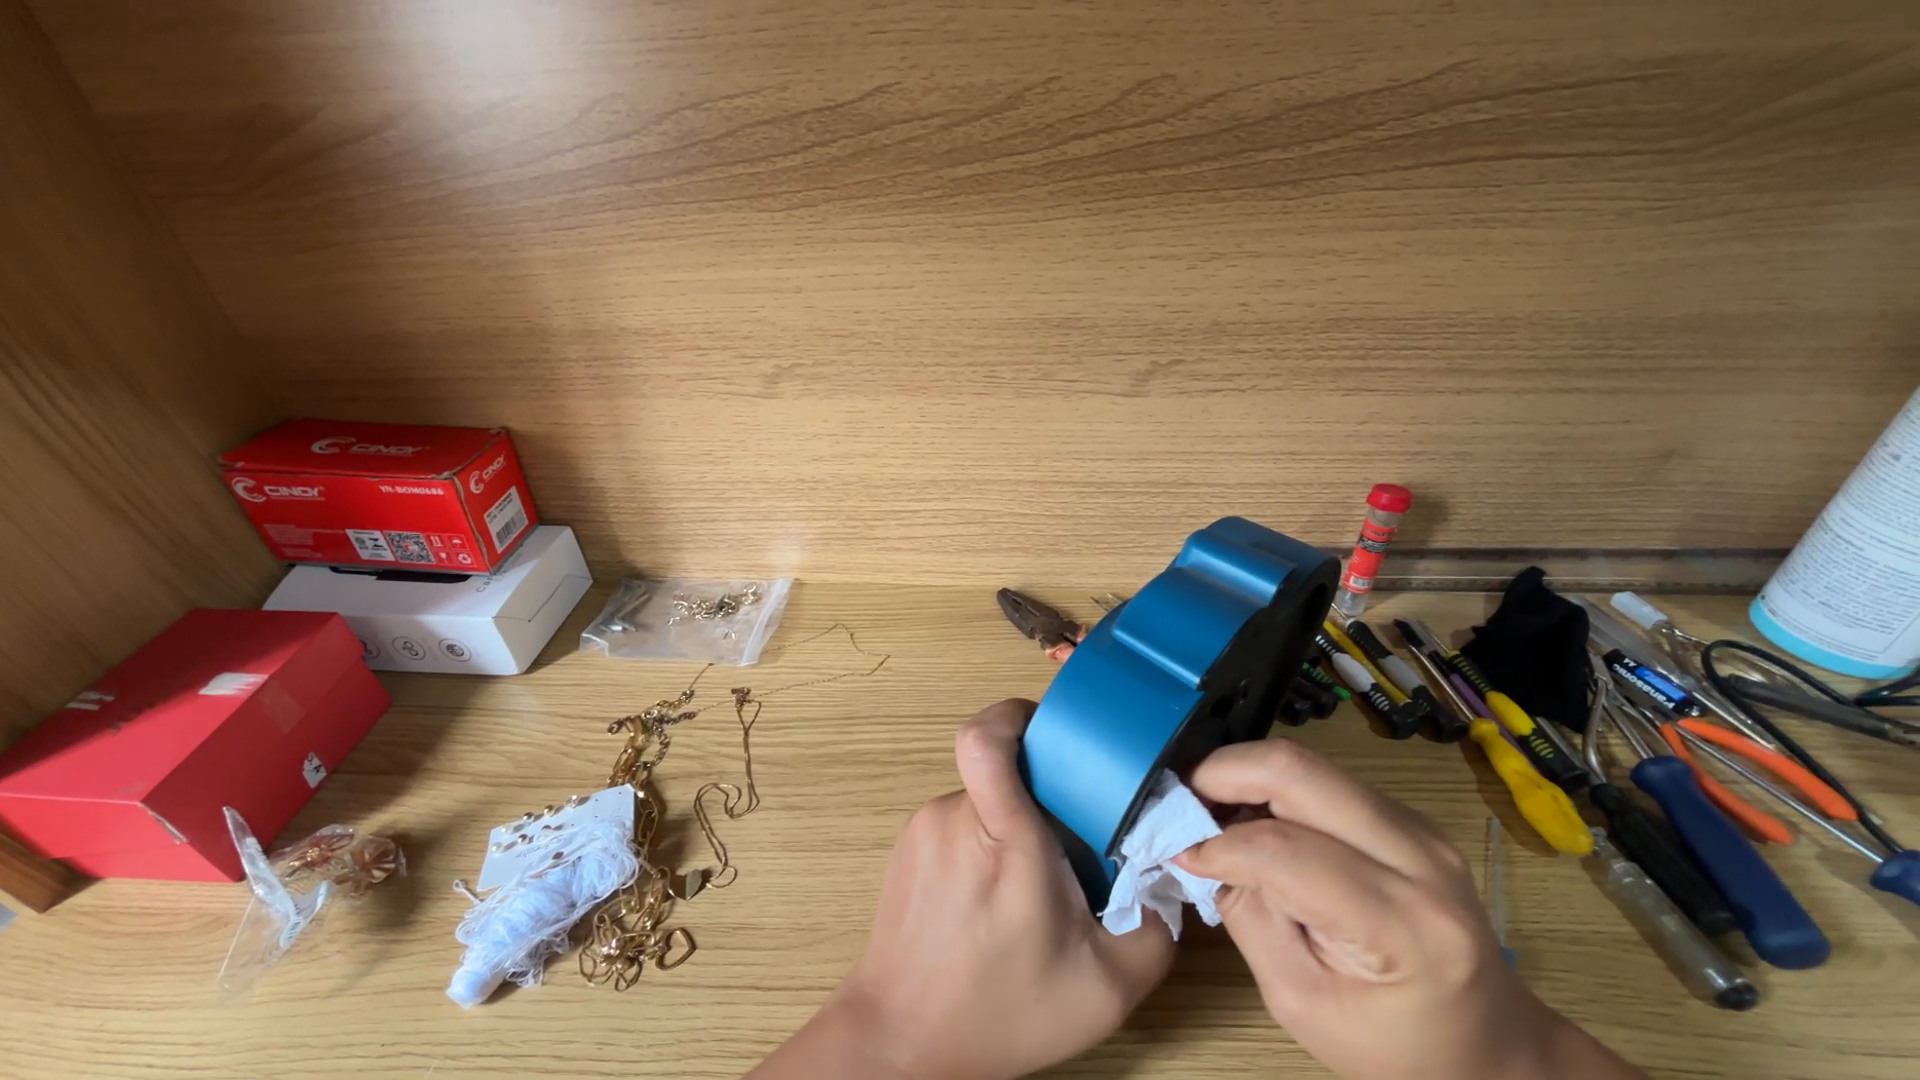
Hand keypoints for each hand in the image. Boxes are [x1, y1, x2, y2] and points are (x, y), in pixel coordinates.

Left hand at [749, 699, 1174, 1079]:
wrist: (900, 1040)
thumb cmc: (995, 1015)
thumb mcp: (1105, 988)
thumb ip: (1155, 925)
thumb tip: (1167, 875)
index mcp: (1002, 839)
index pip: (988, 740)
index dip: (1020, 716)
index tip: (1059, 732)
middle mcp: (955, 818)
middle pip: (1010, 765)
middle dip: (1050, 795)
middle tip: (1073, 848)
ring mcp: (926, 827)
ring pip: (990, 794)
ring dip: (1018, 824)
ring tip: (1032, 886)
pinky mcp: (910, 841)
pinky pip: (964, 816)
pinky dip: (989, 840)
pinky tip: (997, 895)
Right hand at [1175, 739, 1644, 1079]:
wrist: (1490, 1044)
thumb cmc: (1395, 1047)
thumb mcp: (1301, 1005)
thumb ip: (1251, 918)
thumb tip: (1206, 851)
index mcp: (1405, 924)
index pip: (1285, 851)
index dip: (1216, 844)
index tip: (1177, 852)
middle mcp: (1419, 856)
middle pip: (1299, 772)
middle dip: (1223, 772)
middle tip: (1182, 800)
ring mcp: (1418, 827)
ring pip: (1307, 765)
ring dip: (1246, 776)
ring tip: (1212, 813)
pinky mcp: (1406, 817)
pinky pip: (1323, 780)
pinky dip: (1272, 787)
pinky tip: (1253, 821)